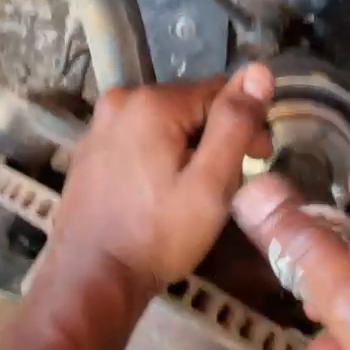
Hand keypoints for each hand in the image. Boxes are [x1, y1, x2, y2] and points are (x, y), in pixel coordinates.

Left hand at [43, 65, 273, 305]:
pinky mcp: (90, 149)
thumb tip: (259, 70)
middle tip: (228, 184)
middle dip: (216, 136)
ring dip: (188, 147)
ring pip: (165, 123)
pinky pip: (140, 139)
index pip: (220, 91)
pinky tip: (162, 192)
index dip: (244, 124)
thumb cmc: (159, 235)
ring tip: (195, 192)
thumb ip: (235, 124)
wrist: (91, 278)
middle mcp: (120, 101)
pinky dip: (159, 156)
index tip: (256, 162)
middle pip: (190, 105)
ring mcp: (99, 125)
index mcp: (152, 102)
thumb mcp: (211, 183)